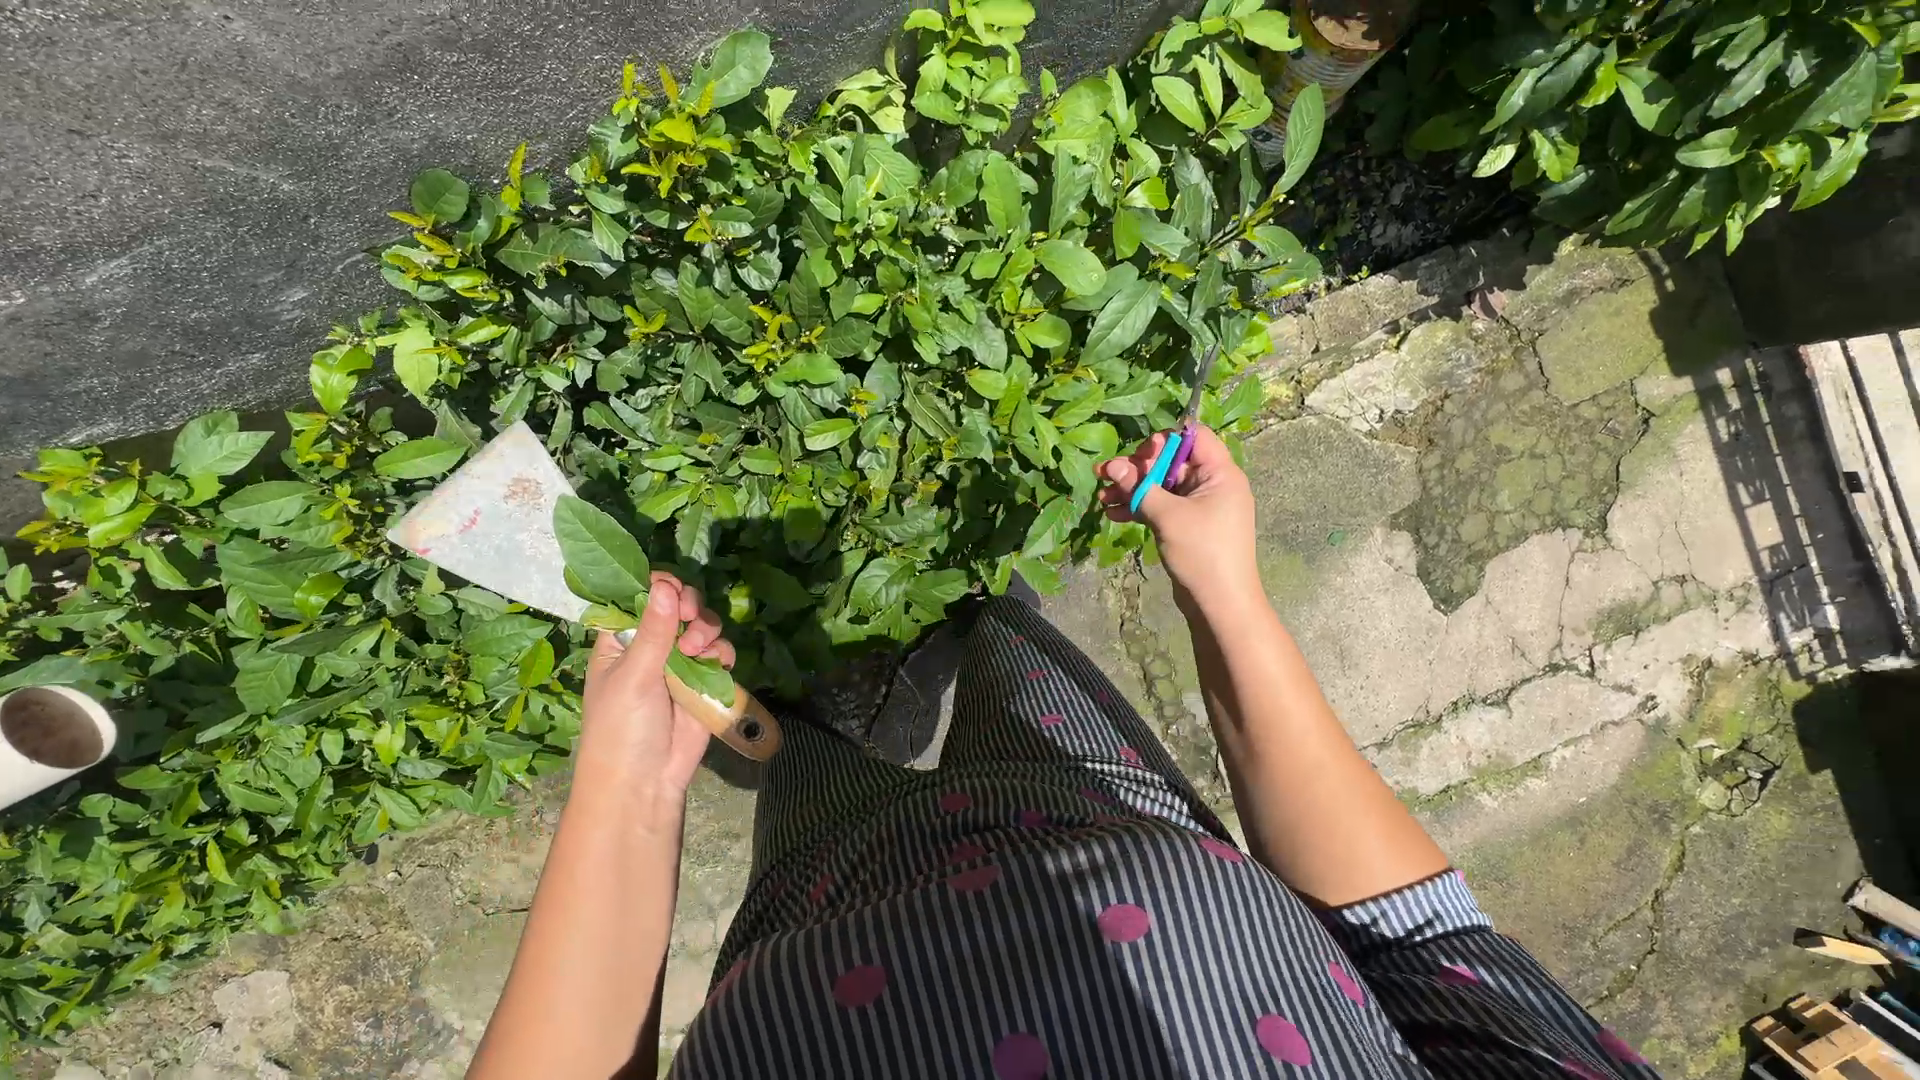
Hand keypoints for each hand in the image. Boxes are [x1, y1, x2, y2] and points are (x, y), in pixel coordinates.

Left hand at [573, 572, 736, 817]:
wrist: (645, 781)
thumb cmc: (621, 727)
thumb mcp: (633, 675)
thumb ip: (654, 630)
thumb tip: (666, 584)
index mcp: (621, 640)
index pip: (640, 597)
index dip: (659, 588)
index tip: (673, 590)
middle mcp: (651, 645)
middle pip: (677, 605)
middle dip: (688, 607)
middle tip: (689, 617)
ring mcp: (678, 663)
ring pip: (702, 625)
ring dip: (705, 629)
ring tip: (698, 649)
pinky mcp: (704, 681)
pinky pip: (720, 652)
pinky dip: (722, 652)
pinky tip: (717, 663)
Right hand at [1097, 426, 1260, 615]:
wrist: (1220, 603)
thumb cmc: (1202, 553)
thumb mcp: (1168, 516)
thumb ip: (1140, 487)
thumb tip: (1112, 465)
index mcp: (1220, 474)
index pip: (1194, 437)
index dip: (1165, 440)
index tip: (1138, 455)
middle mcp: (1213, 485)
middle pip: (1172, 462)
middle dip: (1138, 468)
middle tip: (1106, 474)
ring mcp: (1200, 507)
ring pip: (1163, 486)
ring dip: (1133, 489)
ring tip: (1102, 496)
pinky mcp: (1189, 526)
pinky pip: (1163, 507)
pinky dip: (1140, 508)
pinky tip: (1113, 513)